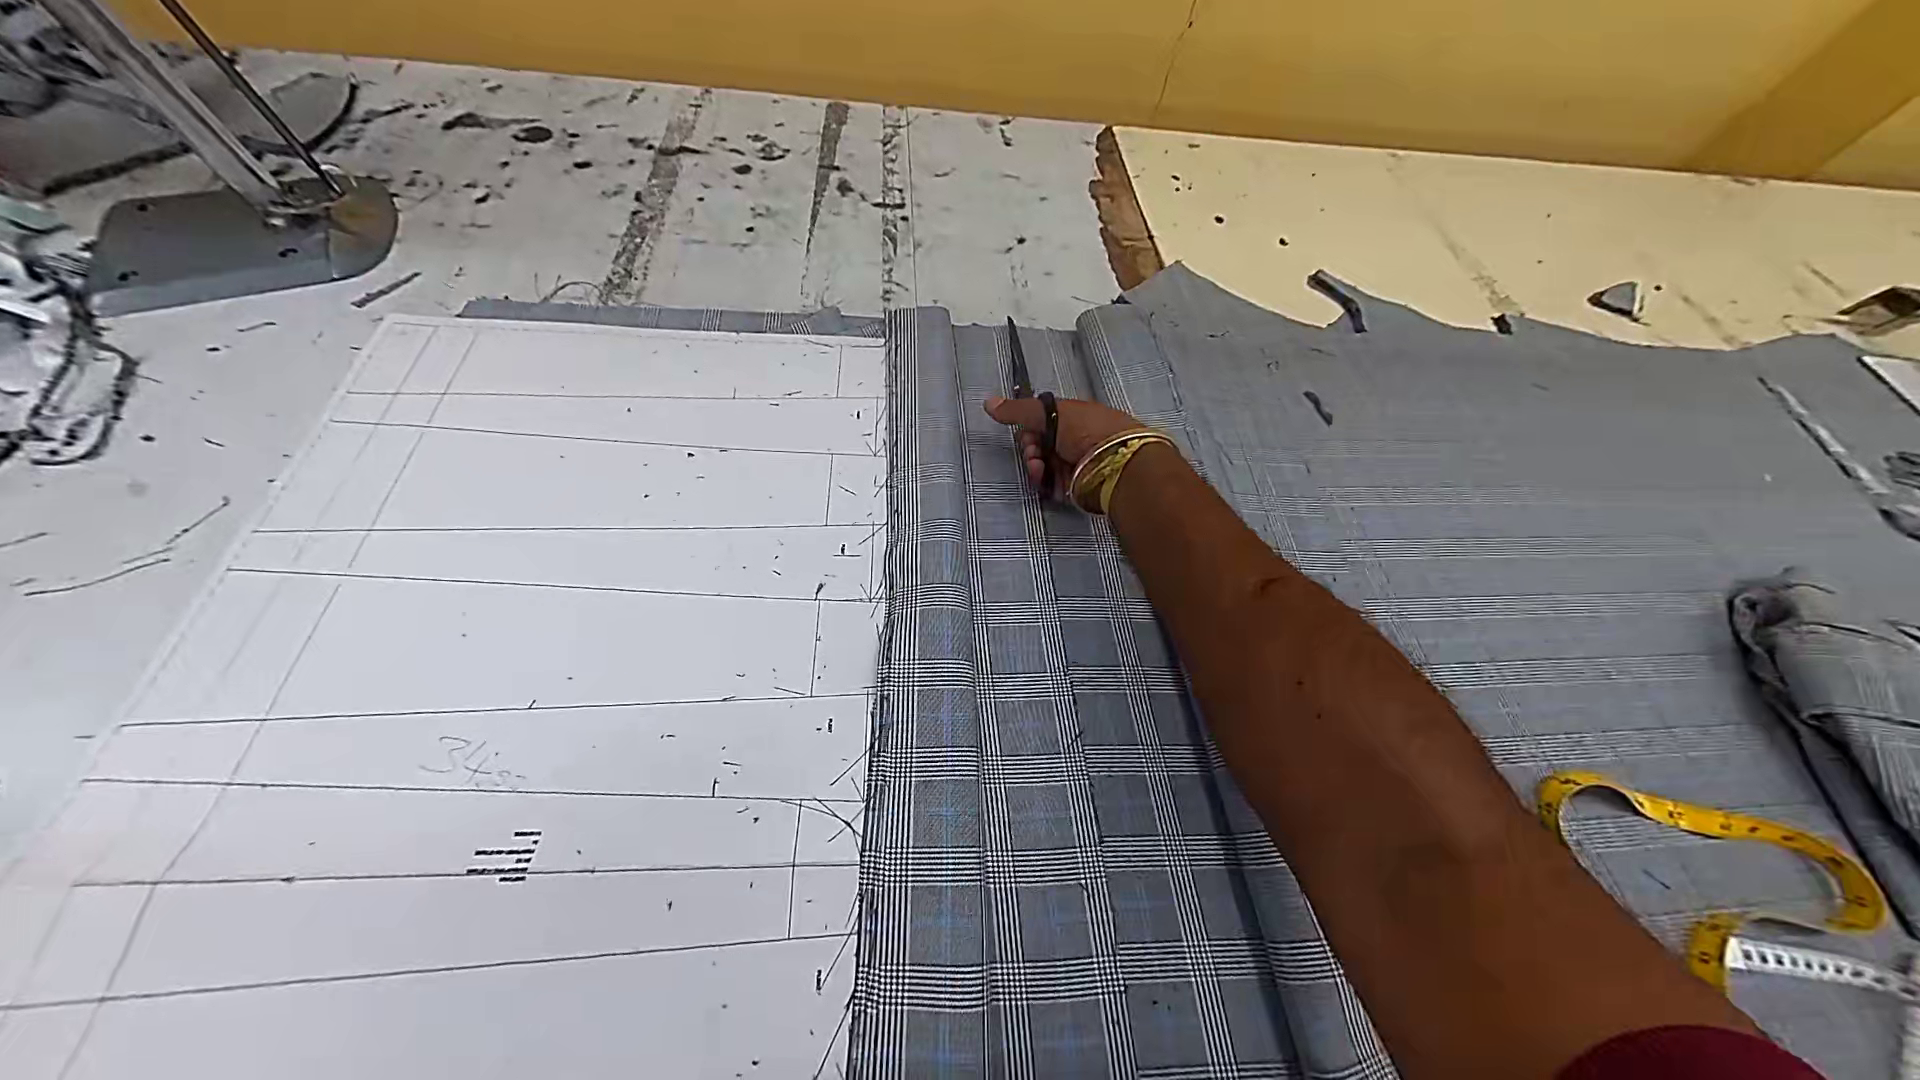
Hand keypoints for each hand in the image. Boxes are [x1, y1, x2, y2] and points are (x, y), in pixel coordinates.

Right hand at [983, 395, 1147, 496]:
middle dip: (1032, 453)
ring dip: (1037, 470)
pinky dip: (1047, 485)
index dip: (1030, 431)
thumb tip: (988, 402)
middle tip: (1034, 457)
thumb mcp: (1049, 412)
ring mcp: (1079, 465)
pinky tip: (1047, 483)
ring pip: (1046, 469)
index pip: (1043, 425)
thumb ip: (1018, 410)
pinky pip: (1055, 486)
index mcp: (1074, 418)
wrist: (1116, 462)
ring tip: (1039, 471)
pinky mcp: (1080, 487)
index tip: (1027, 437)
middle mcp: (1077, 440)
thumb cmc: (1086, 430)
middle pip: (1042, 448)